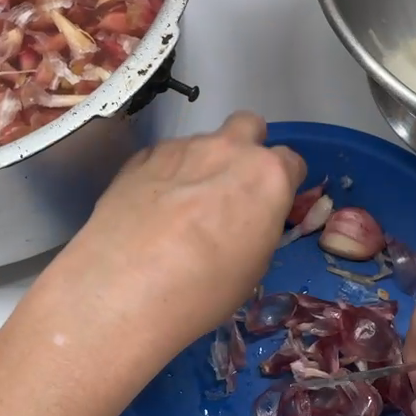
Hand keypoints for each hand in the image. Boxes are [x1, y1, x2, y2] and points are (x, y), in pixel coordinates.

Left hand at [32, 112, 303, 364]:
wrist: (124, 288)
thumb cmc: (203, 289)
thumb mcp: (254, 265)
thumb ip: (258, 222)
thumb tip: (247, 215)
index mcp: (266, 175)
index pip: (291, 161)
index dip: (283, 181)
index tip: (271, 201)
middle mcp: (226, 149)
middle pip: (248, 126)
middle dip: (246, 148)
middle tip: (231, 187)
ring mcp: (180, 147)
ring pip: (201, 142)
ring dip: (200, 165)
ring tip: (179, 207)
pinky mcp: (140, 155)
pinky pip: (164, 155)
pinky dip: (165, 173)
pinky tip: (150, 208)